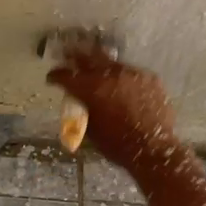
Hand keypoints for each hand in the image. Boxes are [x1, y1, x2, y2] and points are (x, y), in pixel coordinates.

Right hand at [46, 47, 178, 169]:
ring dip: (100, 66)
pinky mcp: (149, 78)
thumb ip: (83, 109)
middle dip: (75, 57)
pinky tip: (122, 86)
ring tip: (96, 70)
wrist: (153, 150)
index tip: (51, 78)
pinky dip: (122, 78)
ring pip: (111, 63)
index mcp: (91, 88)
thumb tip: (79, 100)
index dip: (56, 76)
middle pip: (87, 57)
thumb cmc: (117, 145)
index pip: (66, 75)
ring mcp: (132, 73)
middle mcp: (110, 74)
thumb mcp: (91, 129)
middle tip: (68, 55)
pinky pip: (130, 73)